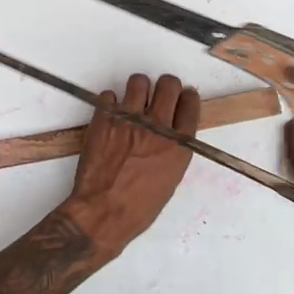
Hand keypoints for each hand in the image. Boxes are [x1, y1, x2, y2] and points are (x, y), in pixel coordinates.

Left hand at [60, 73, 200, 257]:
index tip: (182, 97)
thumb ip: (174, 150)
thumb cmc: (139, 207)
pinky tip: (111, 116)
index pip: (190, 104)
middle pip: (169, 85)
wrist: (103, 211)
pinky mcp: (104, 119)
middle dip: (166, 86)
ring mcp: (129, 120)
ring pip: (138, 81)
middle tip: (158, 95)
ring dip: (137, 89)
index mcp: (179, 145)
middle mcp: (157, 127)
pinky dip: (111, 103)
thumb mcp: (170, 179)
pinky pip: (109, 95)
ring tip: (133, 101)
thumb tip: (170, 131)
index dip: (186, 98)